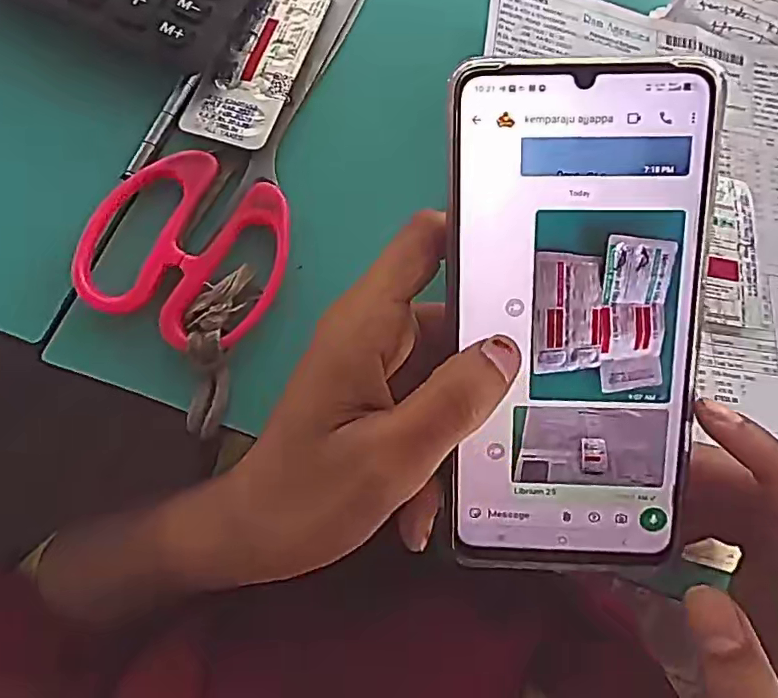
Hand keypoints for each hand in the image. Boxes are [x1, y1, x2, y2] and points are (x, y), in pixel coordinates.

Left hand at [215, 208, 518, 576]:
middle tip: (515, 408)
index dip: (474, 236)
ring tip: (448, 478)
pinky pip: (428, 395)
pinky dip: (435, 439)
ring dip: (456, 420)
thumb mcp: (392, 457)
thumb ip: (454, 399)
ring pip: (446, 365)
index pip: (423, 242)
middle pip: (451, 314)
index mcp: (368, 322)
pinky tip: (422, 498)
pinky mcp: (377, 388)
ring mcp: (375, 359)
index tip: (526, 266)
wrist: (250, 540)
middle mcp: (374, 329)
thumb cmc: (307, 496)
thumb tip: (505, 349)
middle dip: (483, 365)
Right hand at [680, 400, 777, 697]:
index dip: (768, 456)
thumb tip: (702, 601)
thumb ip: (745, 680)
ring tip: (652, 505)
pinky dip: (713, 522)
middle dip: (708, 479)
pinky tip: (676, 530)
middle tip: (647, 475)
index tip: (712, 416)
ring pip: (766, 508)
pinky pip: (760, 529)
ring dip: (704, 498)